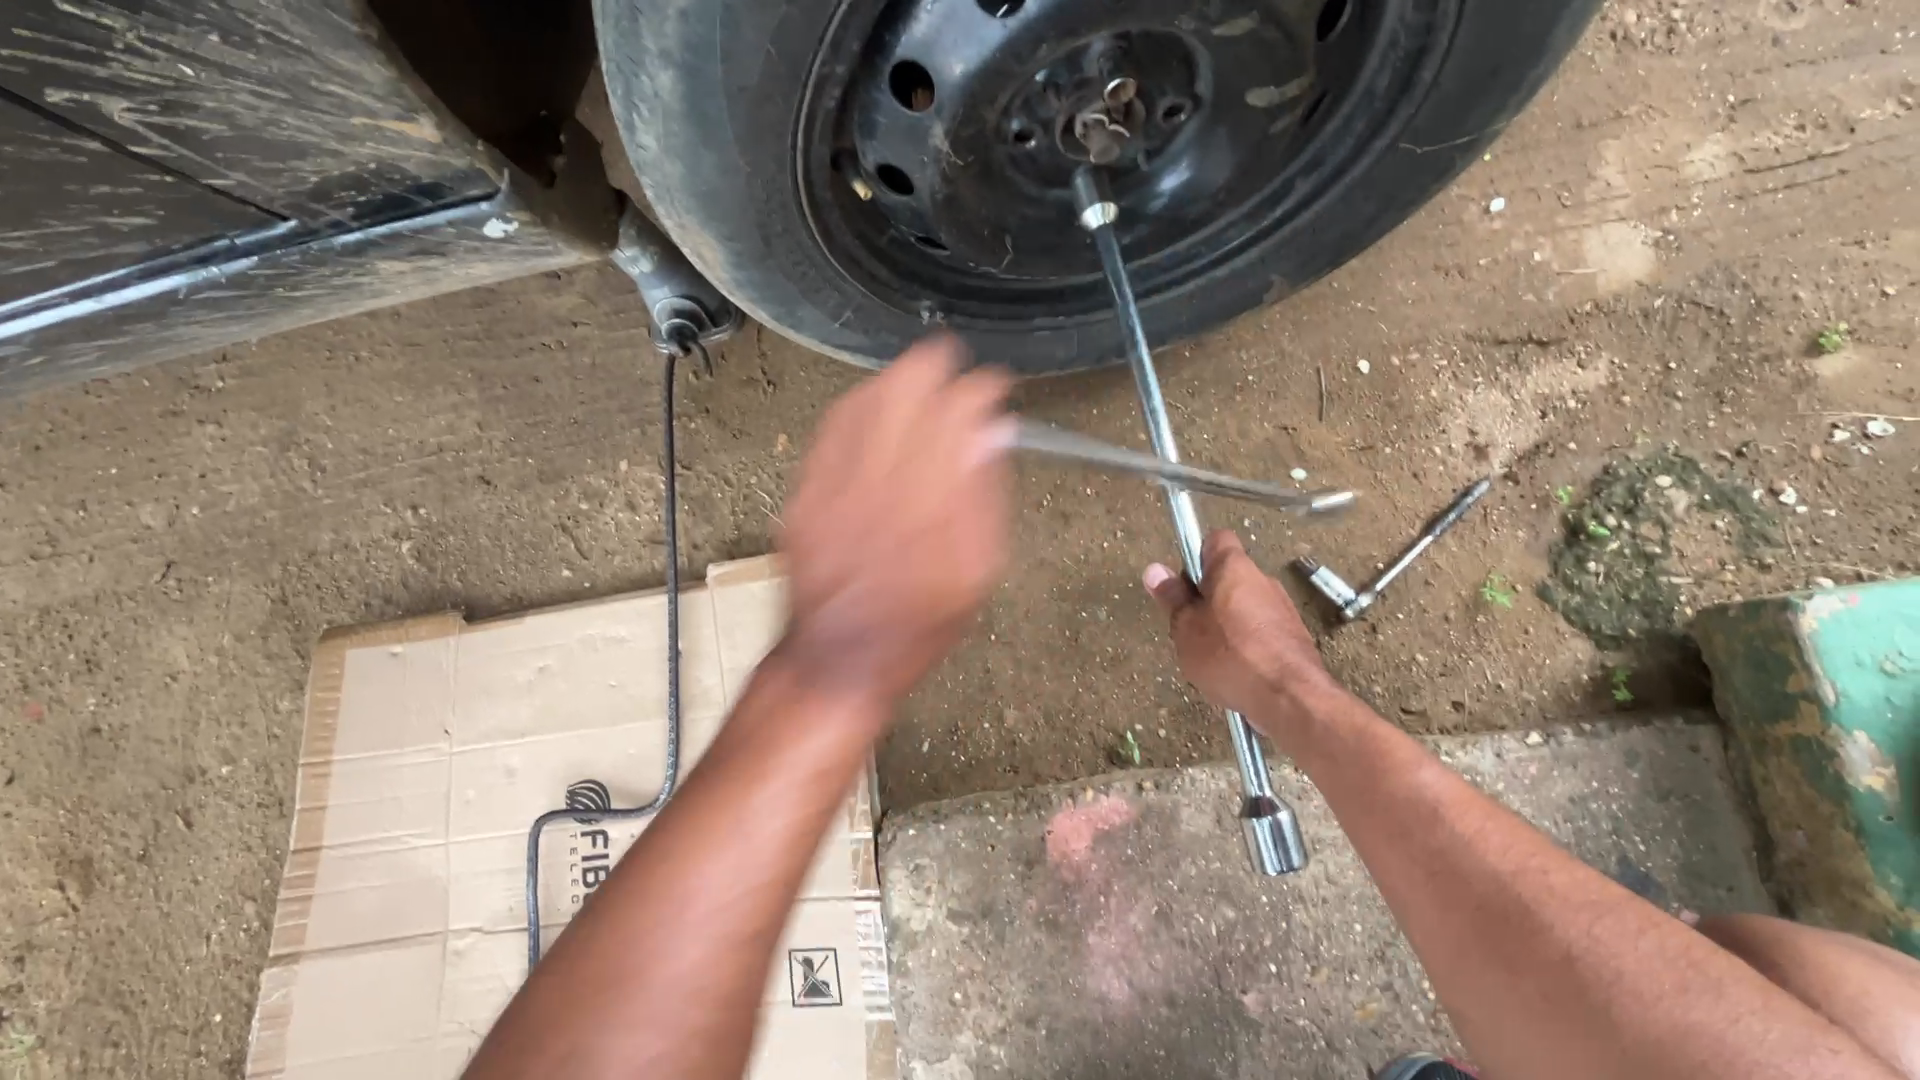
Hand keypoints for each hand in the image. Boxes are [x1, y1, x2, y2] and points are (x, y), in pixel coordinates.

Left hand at [777, 334, 1013, 707]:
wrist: (842, 658)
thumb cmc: (918, 623)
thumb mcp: (977, 571)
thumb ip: (984, 497)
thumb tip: (990, 435)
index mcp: (934, 507)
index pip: (959, 417)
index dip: (980, 390)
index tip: (994, 386)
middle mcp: (882, 488)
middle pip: (906, 395)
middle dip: (933, 363)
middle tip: (951, 358)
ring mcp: (836, 489)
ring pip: (864, 404)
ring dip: (894, 378)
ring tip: (916, 374)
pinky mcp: (806, 496)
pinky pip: (829, 432)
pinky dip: (855, 405)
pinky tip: (871, 402)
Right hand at [1143, 531, 1337, 741]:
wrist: (1288, 697)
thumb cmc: (1229, 655)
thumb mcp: (1186, 628)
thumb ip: (1172, 598)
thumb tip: (1154, 570)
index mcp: (1234, 568)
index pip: (1215, 540)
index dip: (1195, 556)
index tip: (1182, 584)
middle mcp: (1262, 580)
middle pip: (1228, 577)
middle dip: (1207, 598)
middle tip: (1189, 627)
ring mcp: (1282, 608)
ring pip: (1243, 606)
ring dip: (1226, 623)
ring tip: (1210, 654)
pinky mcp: (1293, 637)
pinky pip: (1260, 630)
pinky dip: (1245, 644)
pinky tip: (1234, 670)